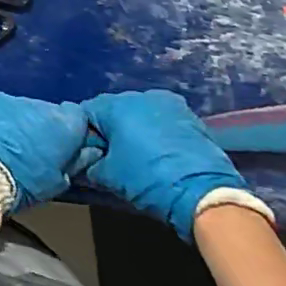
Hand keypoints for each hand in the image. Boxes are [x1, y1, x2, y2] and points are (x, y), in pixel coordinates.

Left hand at [0, 92, 99, 210]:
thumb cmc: (25, 183)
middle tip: (36, 149)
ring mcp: (18, 100)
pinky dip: (3, 119)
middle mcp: (45, 105)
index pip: (79, 117)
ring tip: (13, 144)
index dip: (72, 130)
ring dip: (25, 123)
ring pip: (28, 109)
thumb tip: (89, 152)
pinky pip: (5, 108)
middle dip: (47, 126)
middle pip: (52, 112)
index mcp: (66, 124)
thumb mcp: (58, 181)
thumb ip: (76, 162)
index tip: (64, 146)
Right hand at [81, 89, 248, 239]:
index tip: (87, 154)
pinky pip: (162, 119)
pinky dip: (156, 132)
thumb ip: (92, 165)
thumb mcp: (110, 177)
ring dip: (135, 130)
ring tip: (137, 157)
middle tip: (110, 157)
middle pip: (116, 109)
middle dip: (110, 130)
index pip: (88, 111)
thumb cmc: (147, 179)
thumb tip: (88, 163)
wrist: (201, 191)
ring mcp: (168, 102)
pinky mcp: (188, 114)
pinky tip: (158, 154)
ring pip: (140, 113)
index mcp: (118, 105)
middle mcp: (142, 95)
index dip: (84, 134)